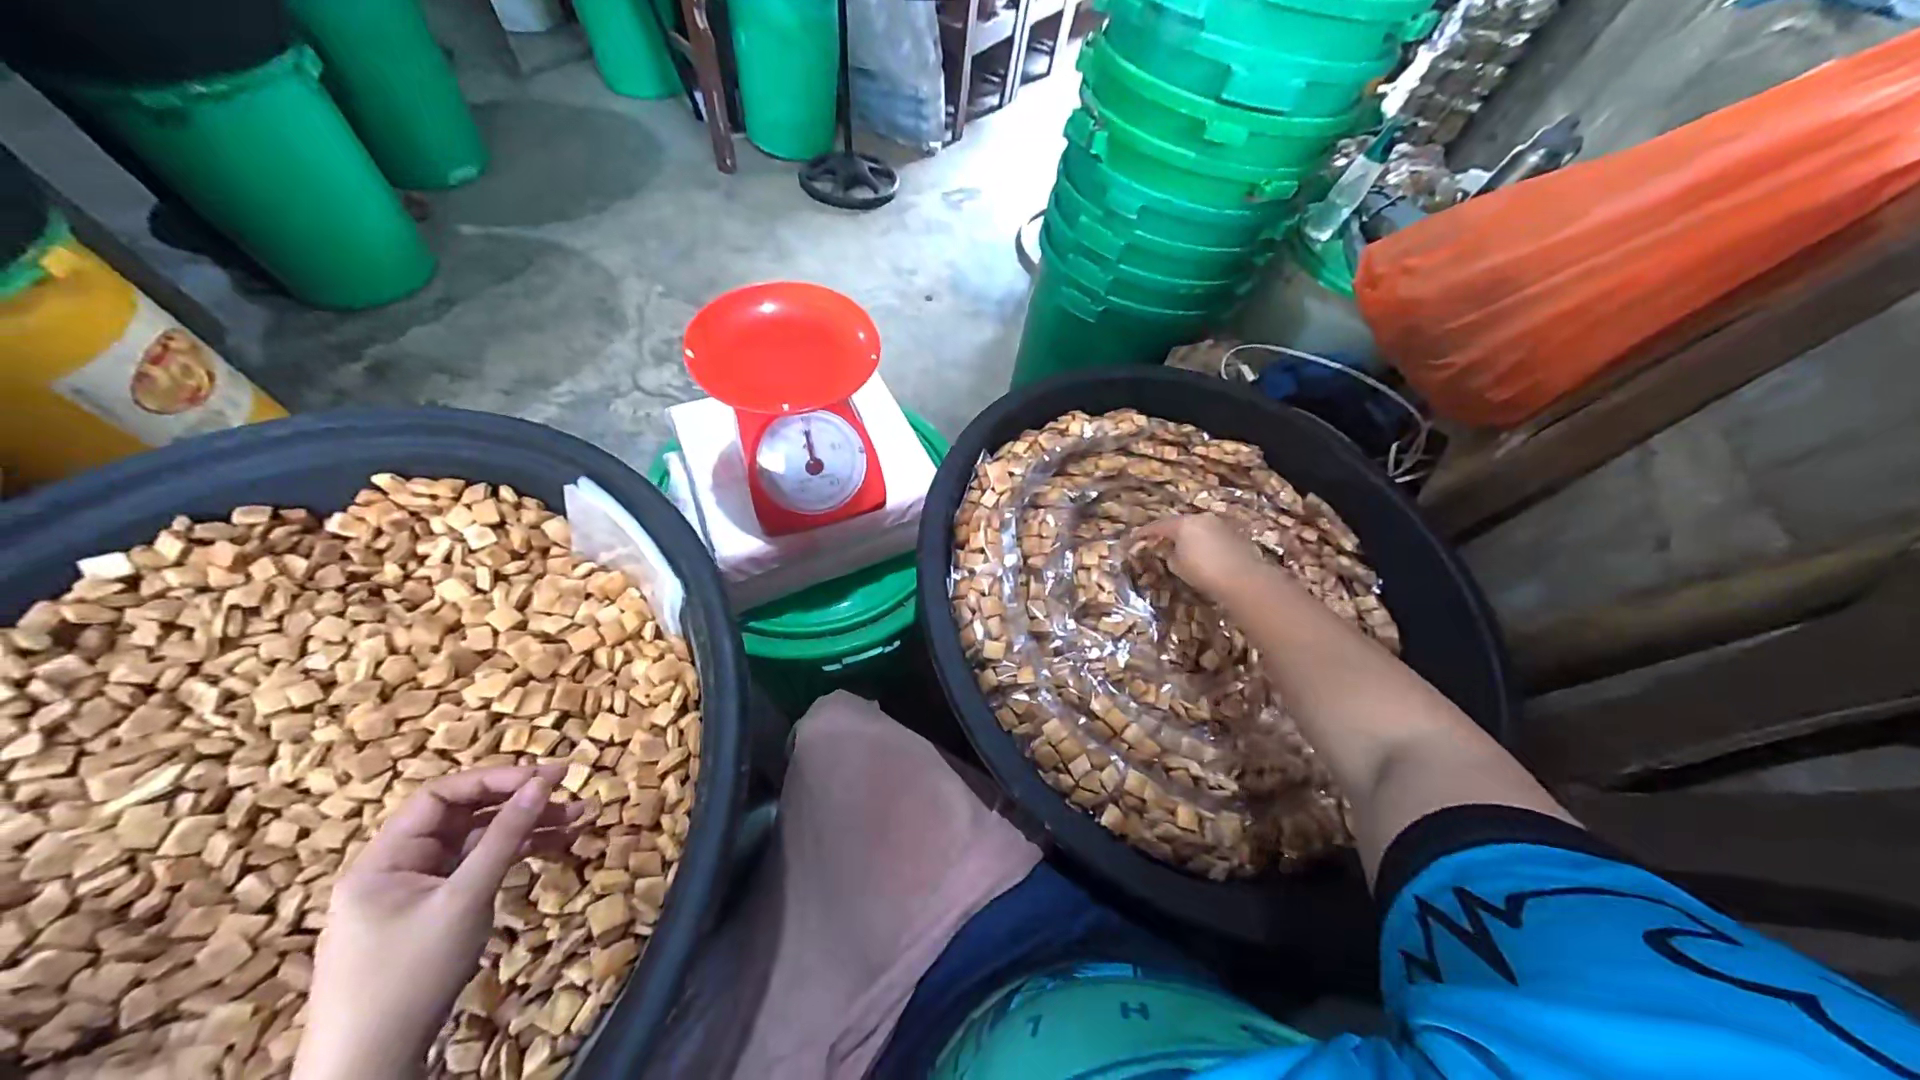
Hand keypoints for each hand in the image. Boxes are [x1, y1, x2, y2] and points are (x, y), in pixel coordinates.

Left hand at [293, 765, 584, 1079]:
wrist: (369, 1069)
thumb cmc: (410, 976)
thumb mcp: (464, 899)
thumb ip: (504, 836)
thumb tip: (542, 782)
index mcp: (383, 858)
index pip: (440, 796)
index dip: (495, 779)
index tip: (546, 776)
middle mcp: (396, 867)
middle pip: (462, 817)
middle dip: (518, 802)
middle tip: (571, 790)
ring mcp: (415, 893)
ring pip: (476, 844)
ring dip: (525, 829)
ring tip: (578, 818)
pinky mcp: (433, 915)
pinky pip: (476, 871)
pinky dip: (512, 858)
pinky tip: (553, 848)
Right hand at [1132, 514, 1272, 599]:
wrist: (1241, 578)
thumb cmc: (1202, 571)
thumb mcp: (1177, 566)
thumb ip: (1169, 555)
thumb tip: (1170, 551)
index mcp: (1182, 524)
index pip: (1158, 526)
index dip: (1145, 532)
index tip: (1135, 537)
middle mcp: (1200, 519)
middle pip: (1178, 523)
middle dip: (1167, 531)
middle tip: (1157, 539)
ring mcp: (1217, 525)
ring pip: (1195, 527)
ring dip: (1185, 535)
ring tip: (1177, 545)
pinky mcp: (1231, 534)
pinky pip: (1208, 534)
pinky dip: (1199, 541)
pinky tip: (1198, 551)